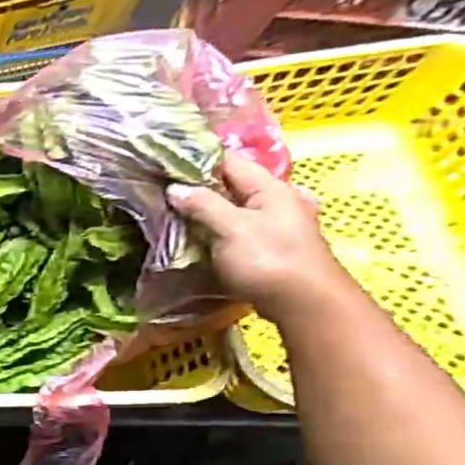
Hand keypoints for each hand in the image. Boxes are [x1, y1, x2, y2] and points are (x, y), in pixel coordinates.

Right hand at [169, 152, 349, 322]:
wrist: (303, 302)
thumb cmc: (268, 259)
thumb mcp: (231, 228)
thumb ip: (203, 205)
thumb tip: (174, 189)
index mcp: (268, 187)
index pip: (228, 162)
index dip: (196, 161)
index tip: (164, 168)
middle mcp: (273, 200)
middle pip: (229, 186)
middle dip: (196, 189)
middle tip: (160, 194)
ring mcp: (272, 225)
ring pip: (230, 210)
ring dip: (203, 213)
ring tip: (171, 217)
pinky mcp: (266, 247)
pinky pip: (234, 231)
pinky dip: (213, 232)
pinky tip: (194, 240)